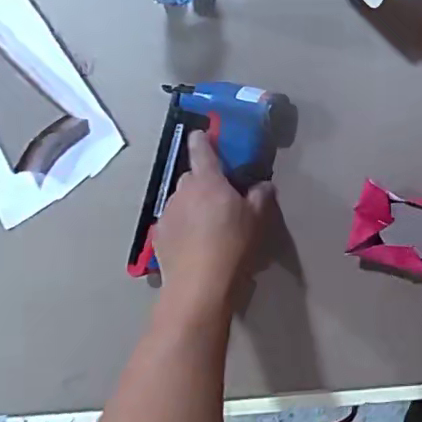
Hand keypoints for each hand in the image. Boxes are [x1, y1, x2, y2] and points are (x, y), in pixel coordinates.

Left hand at [153, 131, 274, 320]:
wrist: (199, 286)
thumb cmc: (233, 245)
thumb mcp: (258, 219)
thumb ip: (260, 196)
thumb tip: (262, 185)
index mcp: (208, 180)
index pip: (201, 148)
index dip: (204, 139)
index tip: (206, 135)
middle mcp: (182, 191)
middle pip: (193, 176)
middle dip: (205, 181)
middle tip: (223, 198)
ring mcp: (167, 213)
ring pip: (182, 199)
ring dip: (193, 204)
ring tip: (209, 225)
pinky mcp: (158, 236)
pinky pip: (173, 221)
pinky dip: (183, 225)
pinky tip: (195, 243)